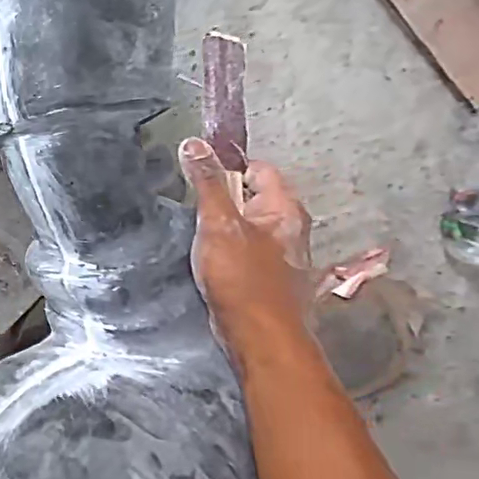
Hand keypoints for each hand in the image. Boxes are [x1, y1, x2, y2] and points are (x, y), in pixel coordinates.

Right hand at [179, 137, 312, 340]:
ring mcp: (279, 254)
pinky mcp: (264, 275)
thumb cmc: (242, 277)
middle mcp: (289, 229)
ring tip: (193, 227)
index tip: (195, 172)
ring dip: (221, 222)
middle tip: (188, 201)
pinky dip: (223, 243)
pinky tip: (204, 253)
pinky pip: (241, 246)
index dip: (228, 165)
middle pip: (251, 196)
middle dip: (221, 194)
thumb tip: (194, 143)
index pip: (259, 169)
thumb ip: (207, 183)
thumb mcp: (218, 223)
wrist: (258, 335)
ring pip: (246, 223)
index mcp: (285, 210)